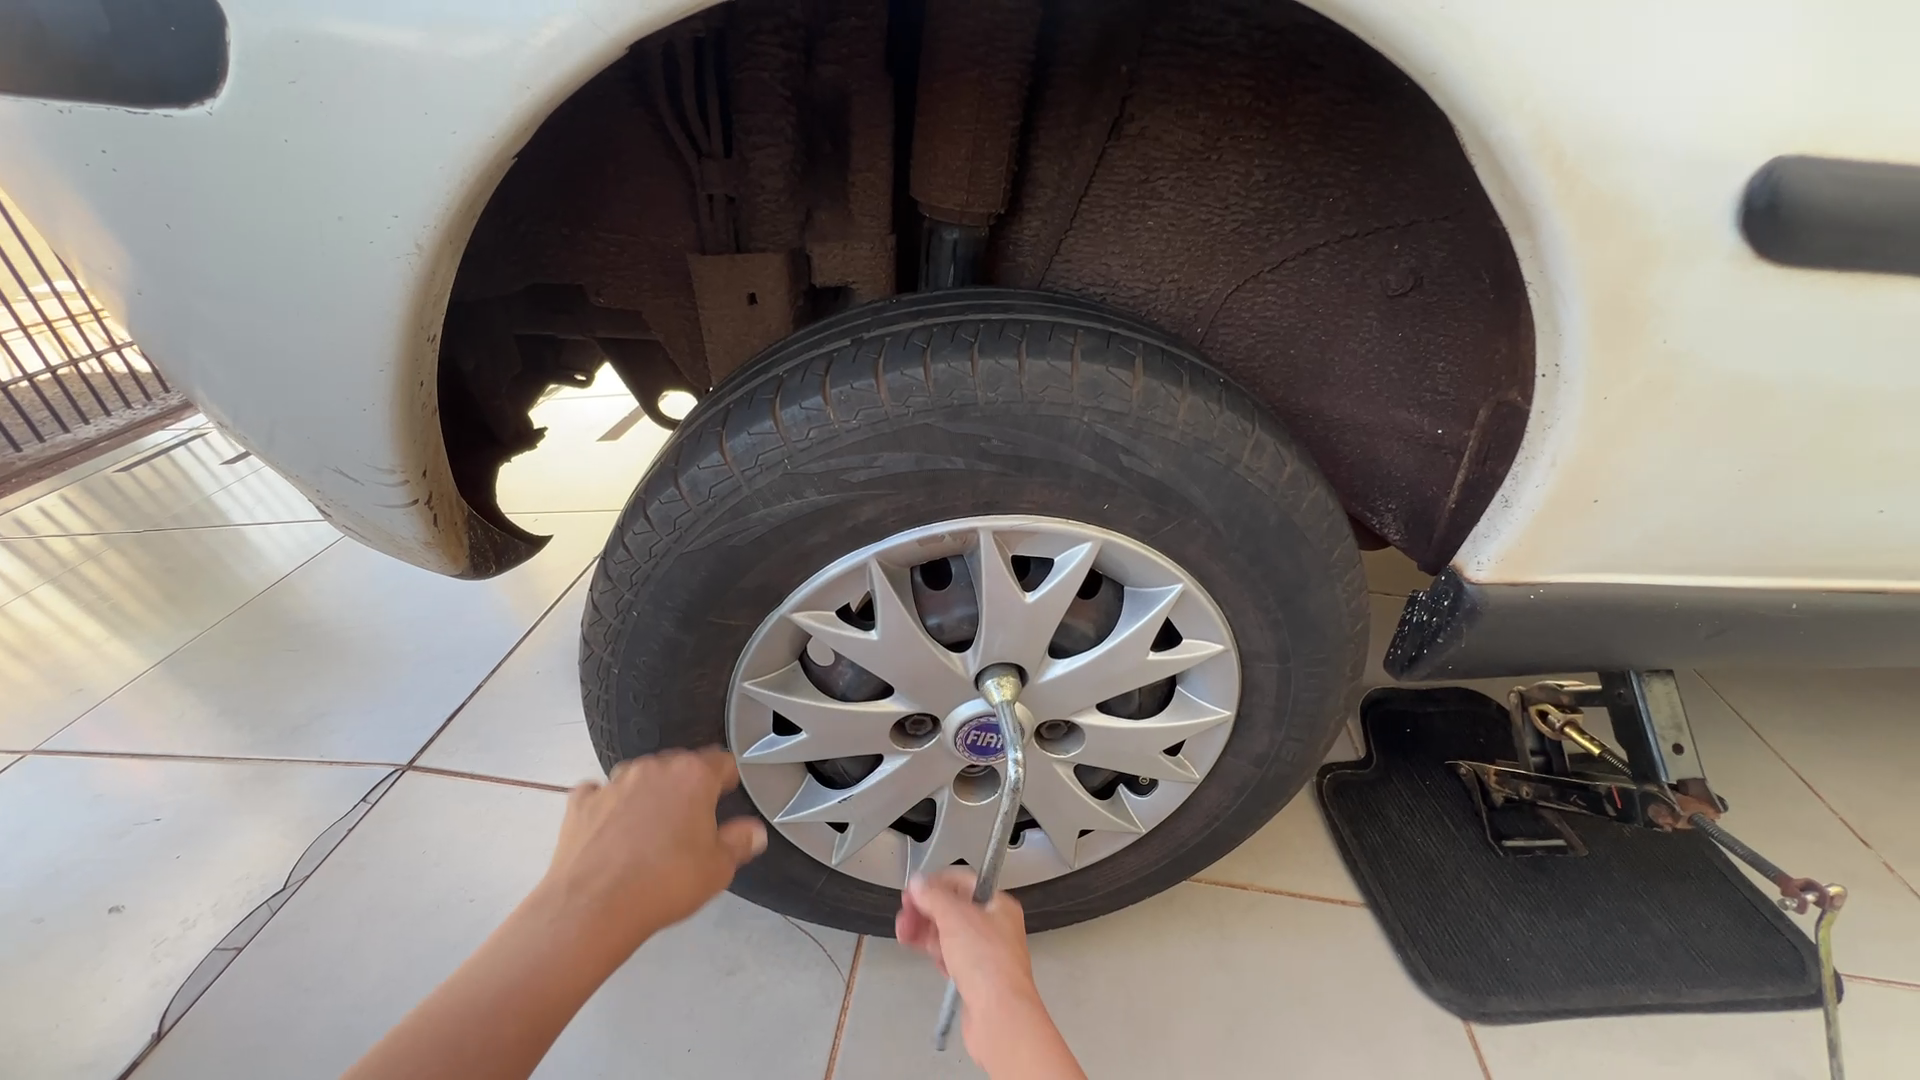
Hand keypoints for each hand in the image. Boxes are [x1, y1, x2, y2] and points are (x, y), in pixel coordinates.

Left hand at [536, 747, 766, 953]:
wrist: (592, 909)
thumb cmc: (667, 883)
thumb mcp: (718, 869)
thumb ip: (739, 842)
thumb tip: (753, 831)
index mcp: (694, 775)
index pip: (721, 761)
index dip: (727, 778)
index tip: (727, 796)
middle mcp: (654, 768)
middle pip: (679, 766)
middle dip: (687, 787)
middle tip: (690, 822)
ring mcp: (613, 782)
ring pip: (640, 777)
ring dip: (649, 794)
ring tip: (649, 829)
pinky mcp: (580, 802)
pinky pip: (600, 794)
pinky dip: (608, 807)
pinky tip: (610, 831)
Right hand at [898, 869, 1083, 1077]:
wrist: (999, 1016)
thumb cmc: (984, 960)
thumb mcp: (955, 917)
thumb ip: (933, 896)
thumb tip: (918, 882)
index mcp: (998, 904)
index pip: (963, 882)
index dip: (936, 884)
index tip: (912, 892)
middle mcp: (995, 926)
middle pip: (954, 909)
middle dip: (926, 911)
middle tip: (904, 917)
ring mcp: (986, 953)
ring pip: (950, 934)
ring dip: (926, 932)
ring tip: (905, 936)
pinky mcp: (976, 978)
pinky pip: (952, 957)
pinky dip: (938, 954)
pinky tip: (929, 958)